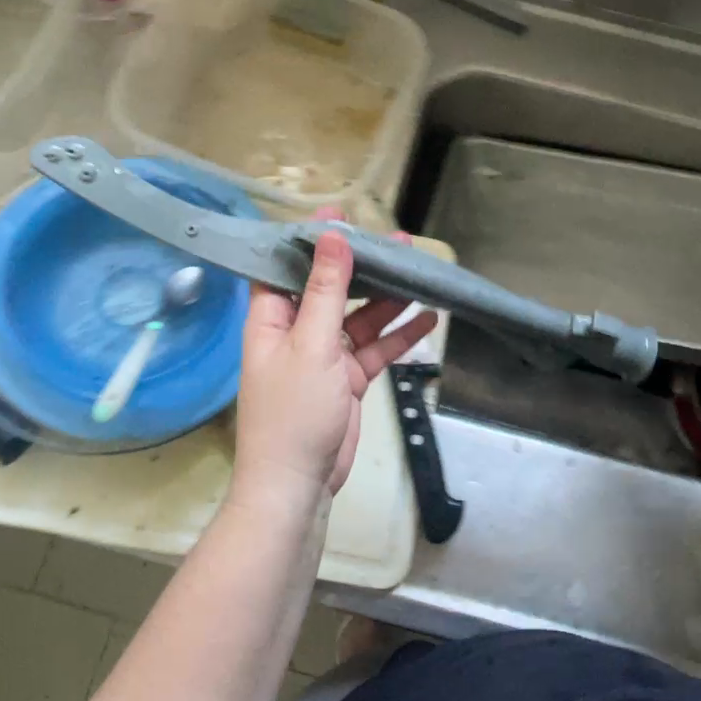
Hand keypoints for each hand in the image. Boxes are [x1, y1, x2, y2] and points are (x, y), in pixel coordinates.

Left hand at [234, 224, 436, 506]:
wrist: (297, 485)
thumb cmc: (293, 411)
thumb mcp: (311, 344)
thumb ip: (326, 291)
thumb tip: (332, 237)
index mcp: (271, 318)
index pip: (286, 267)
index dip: (311, 241)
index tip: (341, 215)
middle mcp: (296, 331)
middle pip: (331, 288)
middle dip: (362, 266)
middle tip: (397, 241)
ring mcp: (324, 357)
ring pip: (359, 318)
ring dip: (387, 298)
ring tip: (419, 270)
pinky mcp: (347, 380)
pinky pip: (375, 349)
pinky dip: (398, 336)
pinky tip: (428, 319)